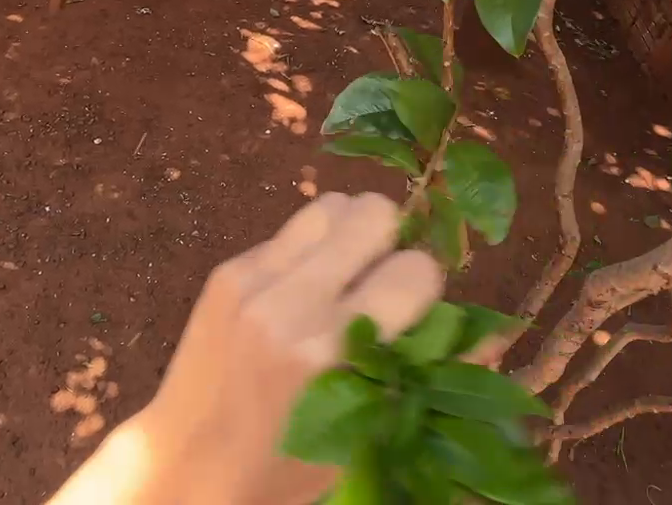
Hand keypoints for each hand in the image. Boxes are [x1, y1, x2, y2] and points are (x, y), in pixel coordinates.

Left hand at [47, 192, 442, 504]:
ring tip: (347, 269)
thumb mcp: (366, 437)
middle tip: (384, 271)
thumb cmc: (285, 467)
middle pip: (372, 211)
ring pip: (330, 205)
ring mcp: (252, 276)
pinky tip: (301, 288)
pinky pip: (291, 230)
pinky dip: (310, 249)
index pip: (415, 270)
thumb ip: (423, 373)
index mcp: (330, 350)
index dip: (426, 282)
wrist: (183, 465)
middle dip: (392, 237)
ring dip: (350, 230)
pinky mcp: (228, 267)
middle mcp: (290, 300)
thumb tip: (488, 327)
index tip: (418, 300)